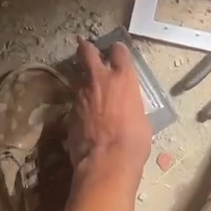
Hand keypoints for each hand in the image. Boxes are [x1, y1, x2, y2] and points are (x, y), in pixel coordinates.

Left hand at [67, 40, 151, 177]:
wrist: (106, 161)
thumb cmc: (133, 141)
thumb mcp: (141, 118)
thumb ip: (130, 103)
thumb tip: (126, 107)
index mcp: (123, 78)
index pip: (119, 51)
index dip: (117, 50)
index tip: (116, 52)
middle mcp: (100, 79)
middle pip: (88, 52)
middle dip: (87, 48)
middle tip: (86, 49)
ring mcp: (81, 93)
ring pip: (79, 77)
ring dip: (83, 80)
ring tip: (88, 87)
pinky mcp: (70, 110)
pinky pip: (75, 100)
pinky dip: (80, 102)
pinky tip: (85, 113)